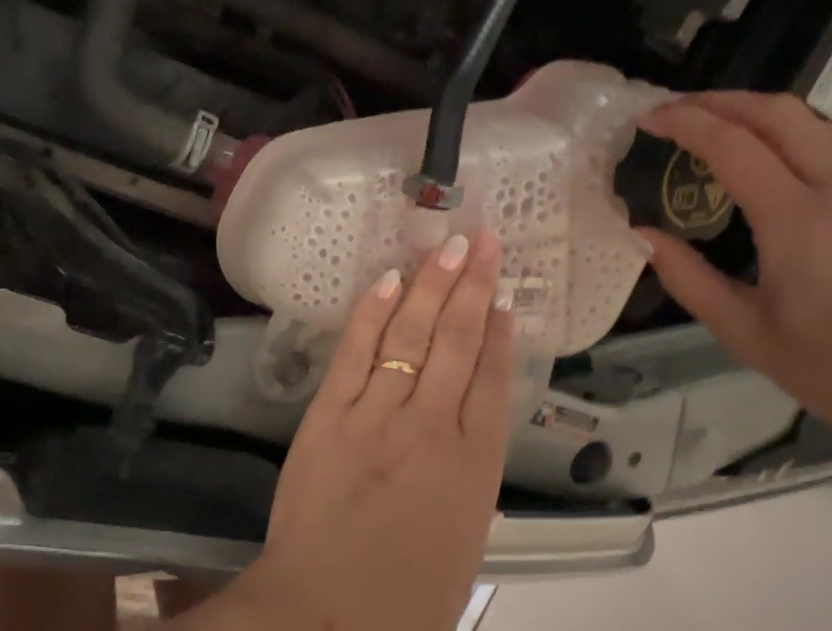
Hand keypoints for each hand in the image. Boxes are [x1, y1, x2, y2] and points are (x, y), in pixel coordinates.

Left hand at [223, 232, 514, 630]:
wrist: (327, 613)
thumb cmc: (405, 594)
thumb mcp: (462, 536)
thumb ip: (466, 473)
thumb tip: (465, 422)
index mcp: (475, 466)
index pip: (492, 377)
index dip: (499, 329)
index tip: (504, 293)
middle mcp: (432, 427)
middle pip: (458, 341)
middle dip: (473, 285)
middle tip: (485, 239)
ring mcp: (378, 414)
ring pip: (412, 334)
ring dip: (432, 285)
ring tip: (450, 245)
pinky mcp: (330, 412)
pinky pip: (357, 352)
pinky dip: (373, 313)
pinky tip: (389, 281)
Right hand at [636, 92, 831, 481]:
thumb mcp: (748, 336)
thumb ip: (687, 278)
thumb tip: (640, 233)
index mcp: (802, 223)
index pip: (731, 142)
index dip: (682, 120)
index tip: (644, 118)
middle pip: (778, 112)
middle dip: (718, 100)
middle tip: (674, 112)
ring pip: (815, 122)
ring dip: (758, 112)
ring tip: (716, 126)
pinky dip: (793, 134)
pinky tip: (772, 161)